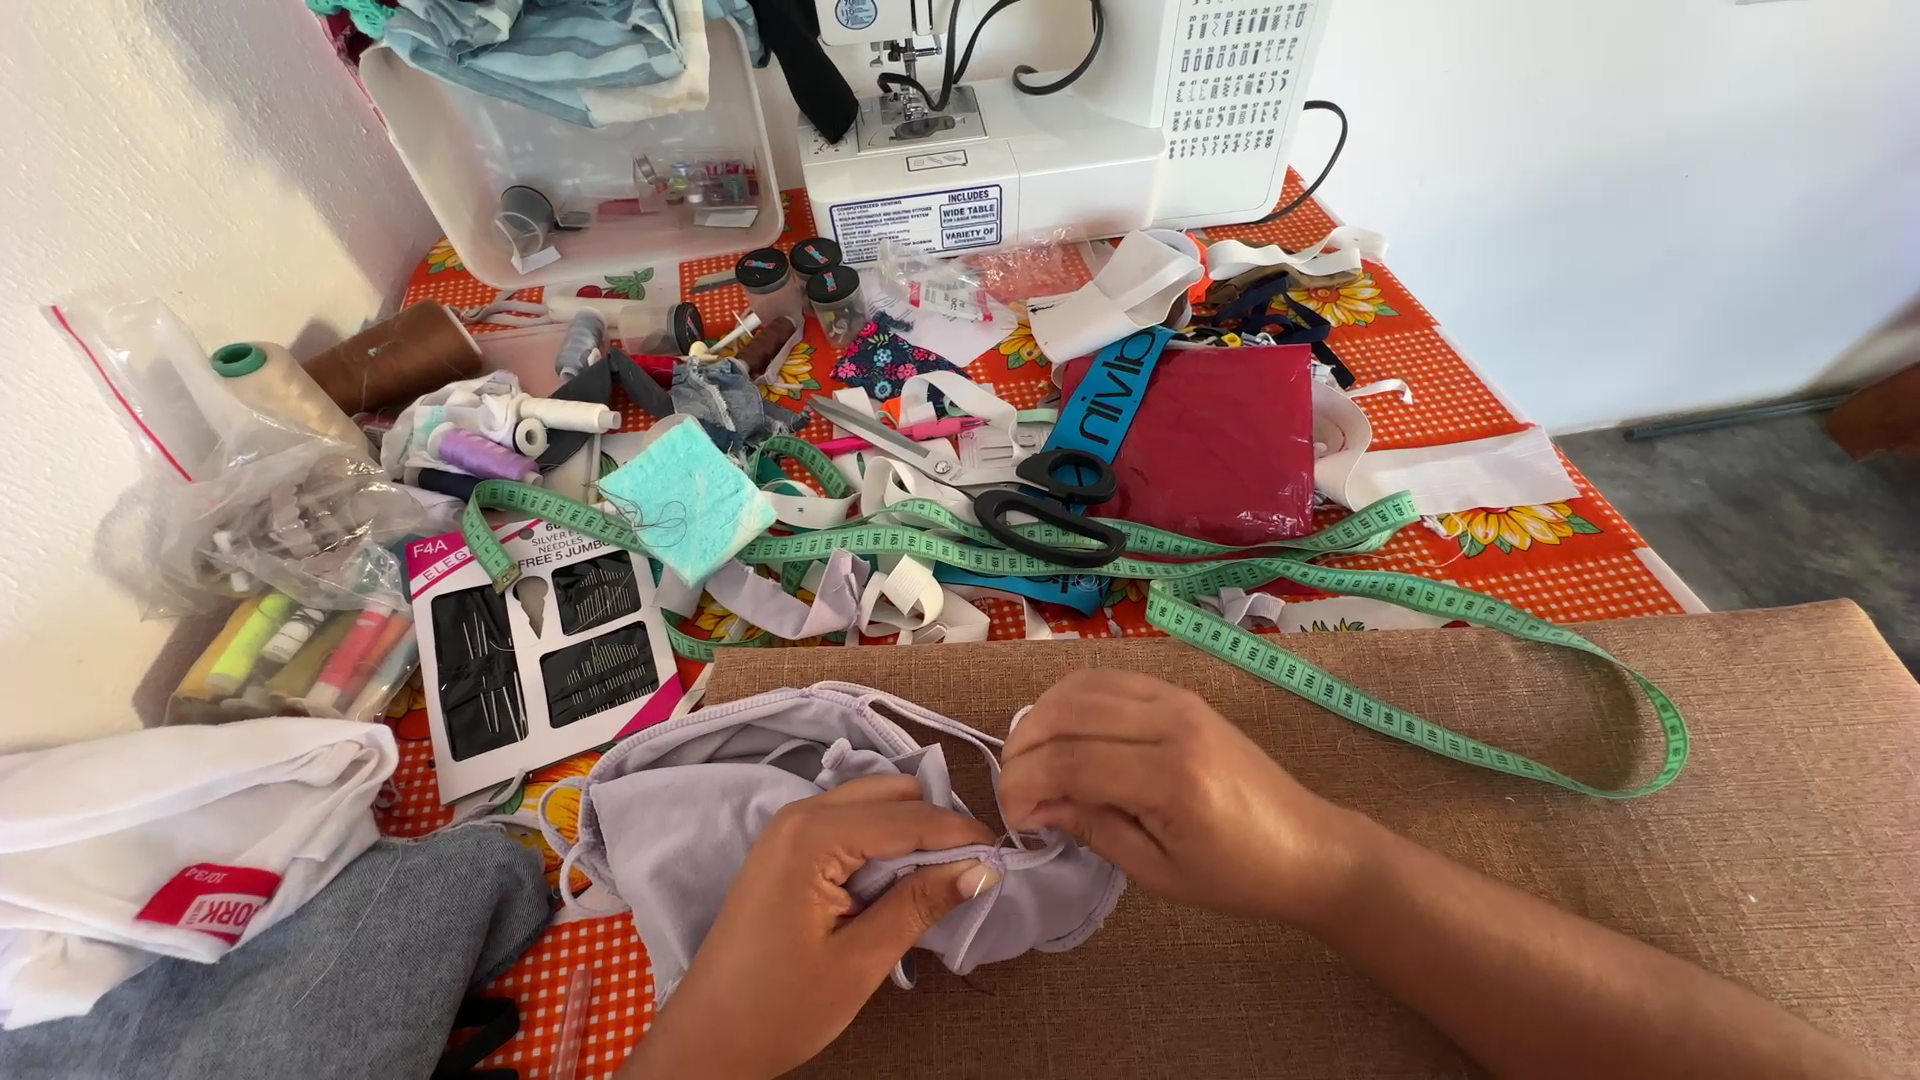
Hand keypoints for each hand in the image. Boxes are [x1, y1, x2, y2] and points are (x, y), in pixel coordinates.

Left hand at [619, 774, 998, 1079]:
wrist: (705, 1040)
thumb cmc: (779, 1008)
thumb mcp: (859, 960)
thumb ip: (920, 903)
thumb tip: (982, 869)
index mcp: (813, 834)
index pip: (907, 817)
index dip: (960, 834)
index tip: (1002, 856)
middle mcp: (801, 812)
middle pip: (892, 792)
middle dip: (935, 824)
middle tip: (968, 871)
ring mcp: (791, 824)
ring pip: (874, 801)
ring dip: (910, 830)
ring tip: (936, 879)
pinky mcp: (789, 843)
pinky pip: (852, 819)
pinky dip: (884, 839)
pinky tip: (897, 879)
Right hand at [998, 669, 1360, 924]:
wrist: (1307, 844)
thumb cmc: (1235, 875)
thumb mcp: (1157, 872)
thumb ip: (1092, 827)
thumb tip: (1034, 804)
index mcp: (1172, 777)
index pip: (1071, 761)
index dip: (1024, 785)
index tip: (1014, 816)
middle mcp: (1172, 722)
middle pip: (1067, 714)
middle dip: (1023, 748)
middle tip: (1014, 788)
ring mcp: (1176, 697)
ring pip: (1080, 687)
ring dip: (1040, 718)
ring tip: (1031, 759)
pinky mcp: (1178, 691)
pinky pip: (1107, 678)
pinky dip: (1069, 698)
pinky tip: (1061, 728)